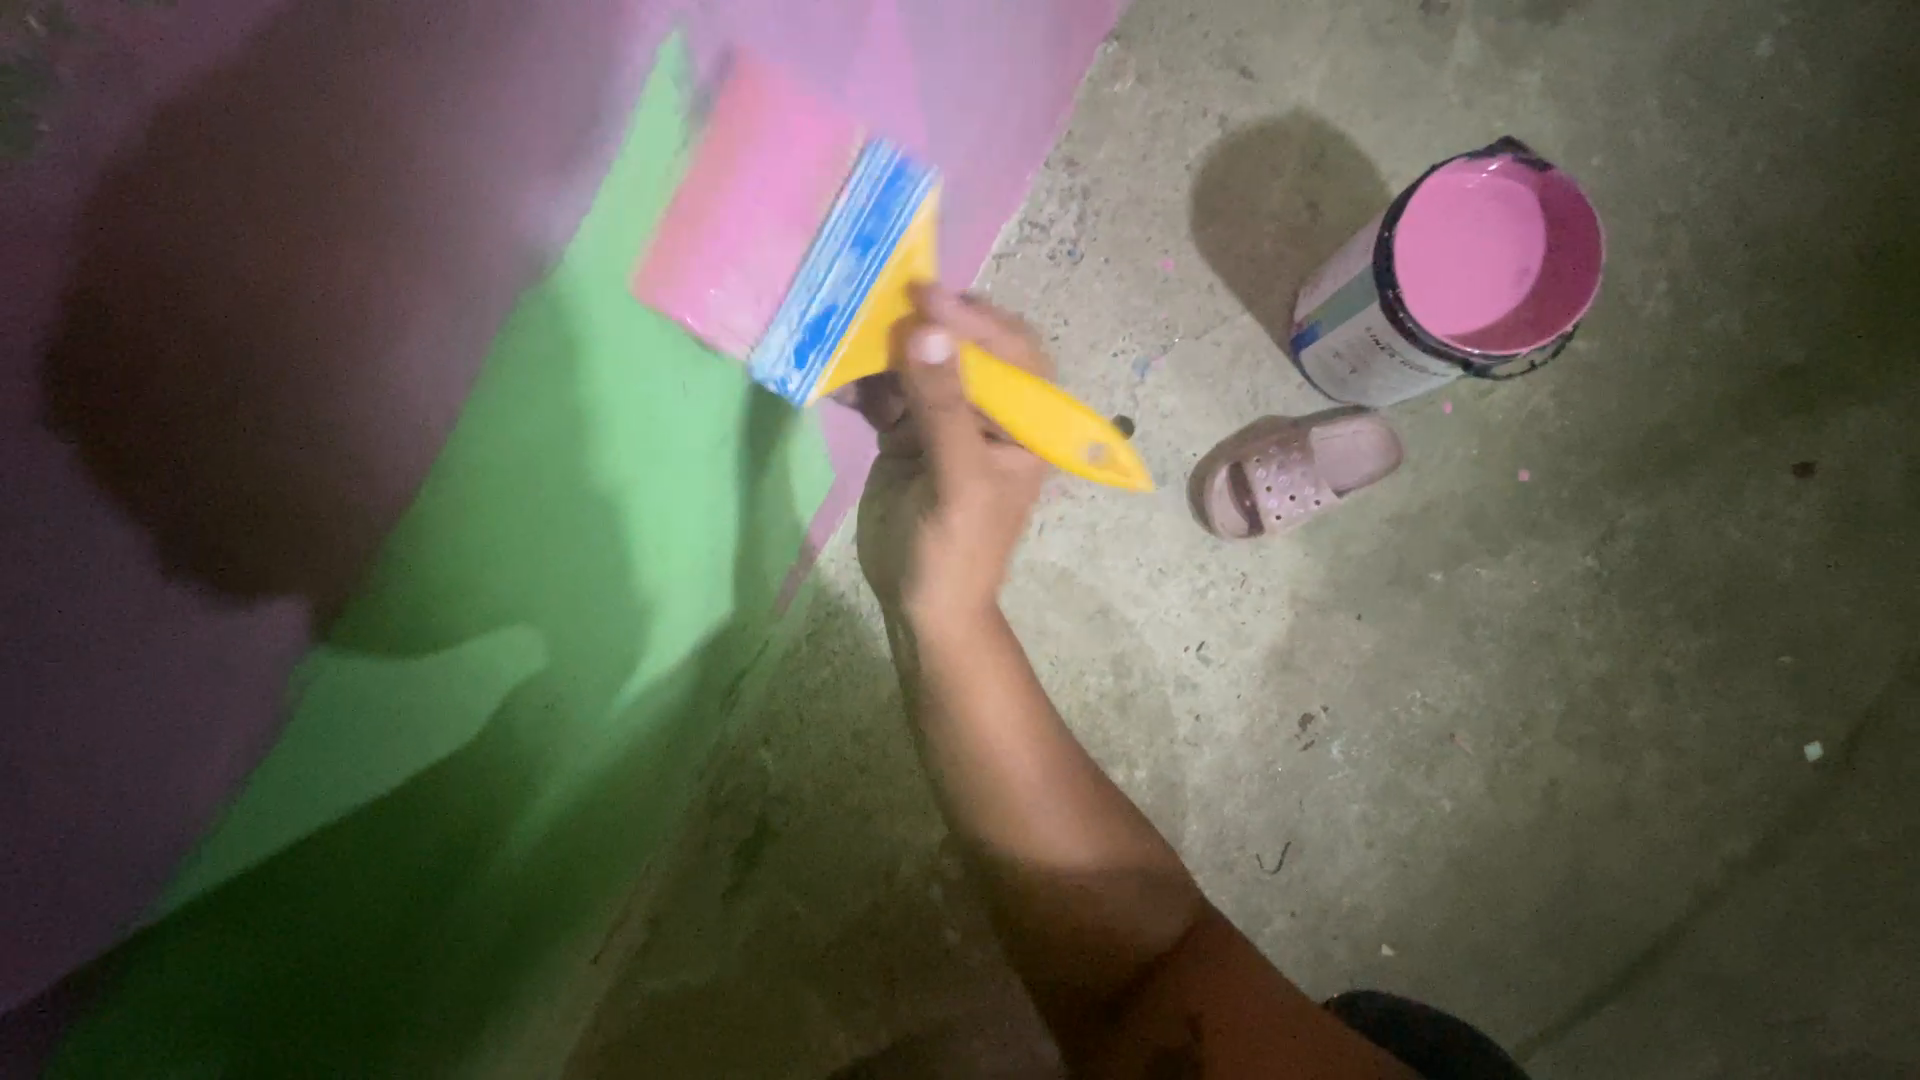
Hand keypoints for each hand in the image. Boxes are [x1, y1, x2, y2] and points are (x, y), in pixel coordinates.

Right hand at [856, 285, 1052, 625]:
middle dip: (924, 323)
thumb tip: (927, 330)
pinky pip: (884, 392)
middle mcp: (988, 410)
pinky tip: (836, 382)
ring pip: (918, 362)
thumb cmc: (957, 552)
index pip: (1011, 352)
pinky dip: (861, 383)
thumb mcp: (959, 482)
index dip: (974, 320)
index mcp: (1023, 423)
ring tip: (844, 334)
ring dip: (882, 348)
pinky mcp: (905, 430)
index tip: (924, 296)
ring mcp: (944, 417)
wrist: (921, 604)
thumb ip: (944, 407)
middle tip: (878, 302)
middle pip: (962, 345)